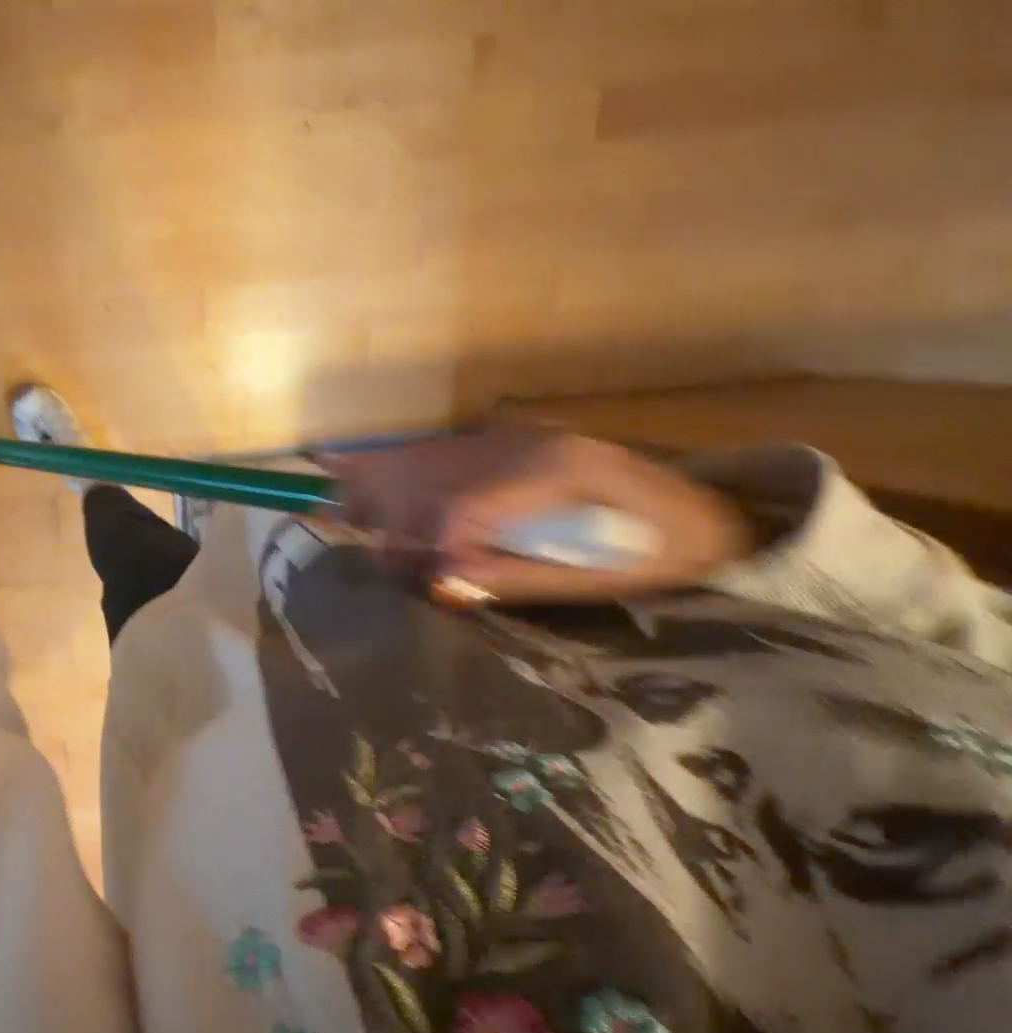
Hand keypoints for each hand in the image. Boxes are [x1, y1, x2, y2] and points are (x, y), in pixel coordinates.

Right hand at [319, 427, 749, 603]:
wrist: (706, 515)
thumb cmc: (661, 555)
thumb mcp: (596, 581)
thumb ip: (513, 578)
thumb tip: (437, 580)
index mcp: (553, 470)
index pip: (460, 508)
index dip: (427, 550)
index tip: (417, 584)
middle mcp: (519, 442)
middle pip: (425, 476)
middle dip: (384, 519)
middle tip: (360, 554)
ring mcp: (507, 438)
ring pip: (420, 460)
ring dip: (374, 489)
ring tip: (334, 513)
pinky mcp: (500, 445)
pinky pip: (430, 456)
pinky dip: (388, 471)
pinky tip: (343, 470)